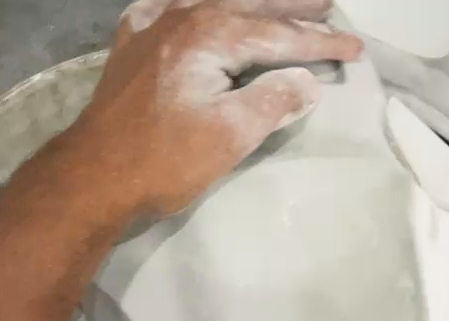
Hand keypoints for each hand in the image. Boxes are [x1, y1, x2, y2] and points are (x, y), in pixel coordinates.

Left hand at [64, 0, 363, 219]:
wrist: (95, 175)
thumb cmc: (164, 160)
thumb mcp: (229, 136)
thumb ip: (271, 102)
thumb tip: (307, 83)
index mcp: (210, 32)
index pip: (278, 35)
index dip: (319, 43)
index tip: (354, 47)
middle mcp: (182, 14)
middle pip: (250, 4)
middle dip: (293, 7)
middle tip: (329, 3)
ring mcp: (153, 25)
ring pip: (213, 1)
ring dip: (252, 3)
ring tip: (280, 2)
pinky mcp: (133, 45)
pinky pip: (173, 8)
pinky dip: (199, 7)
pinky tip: (202, 8)